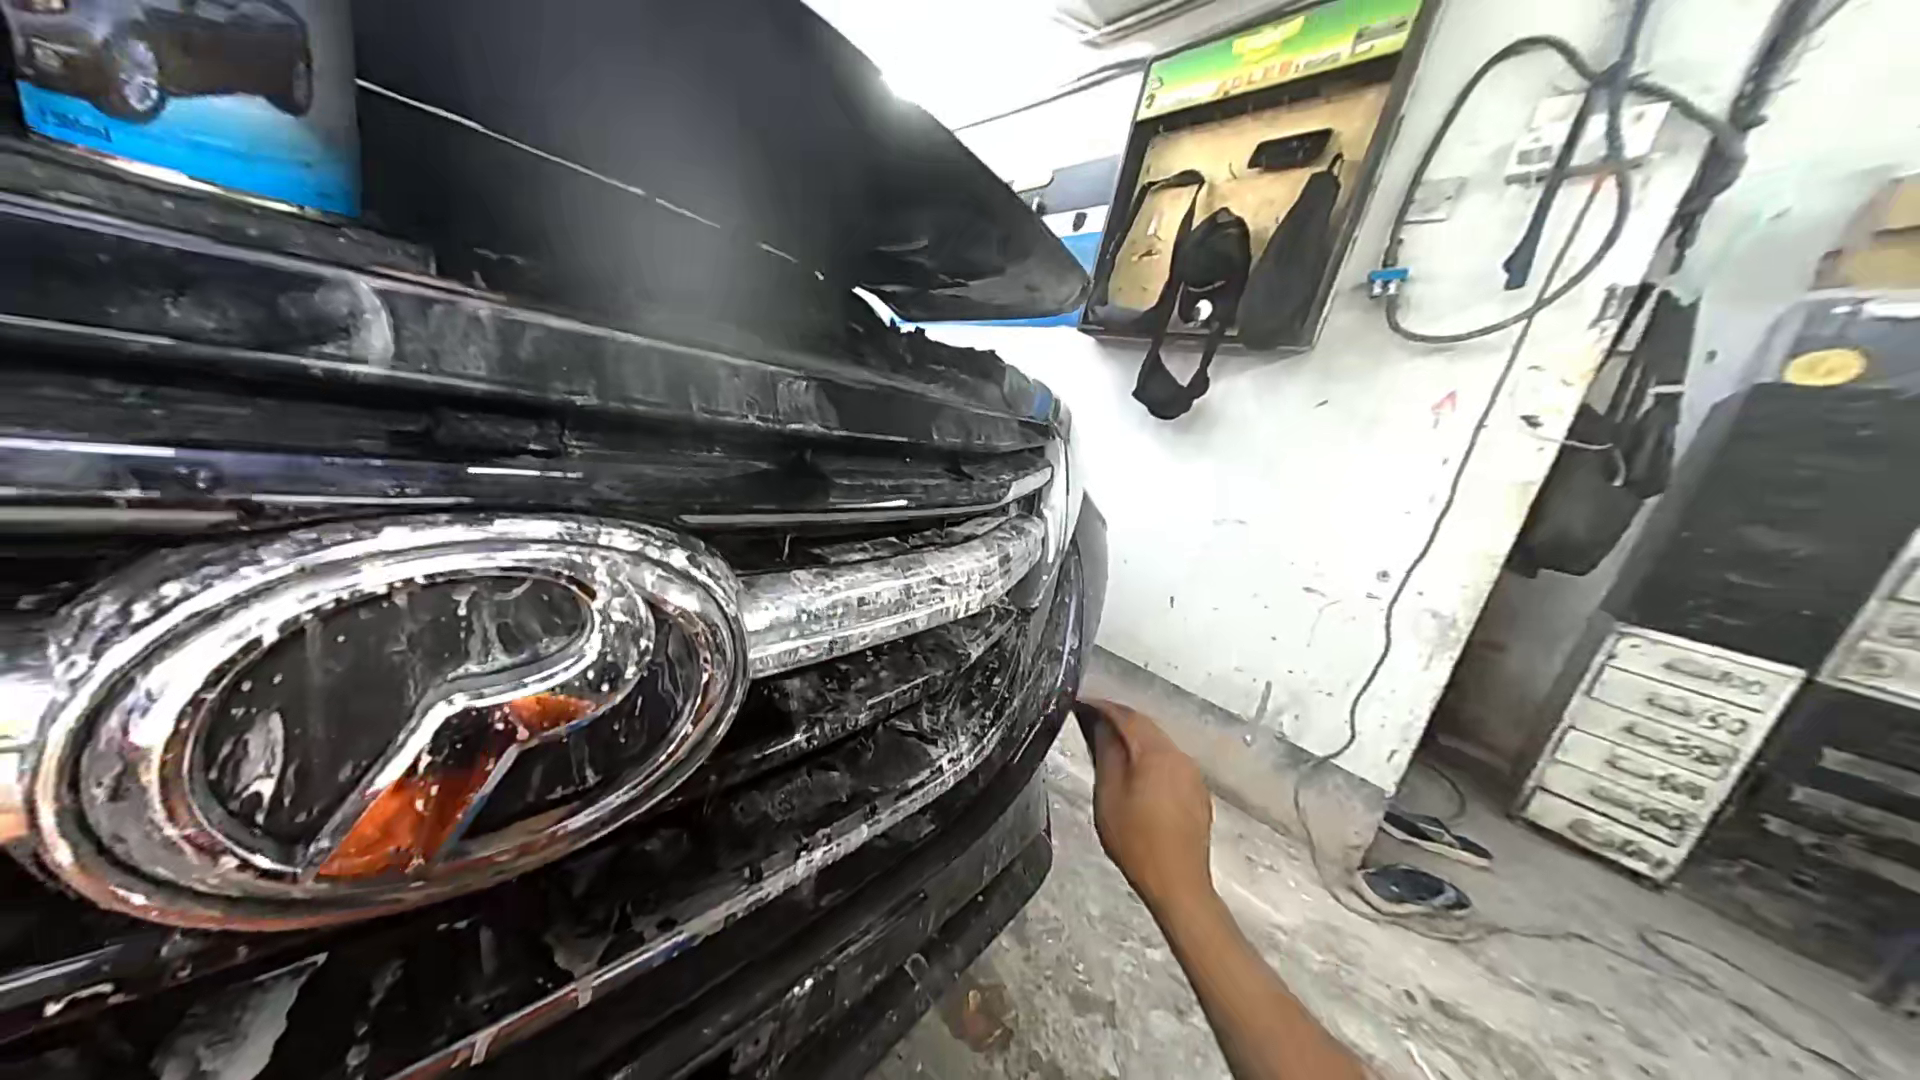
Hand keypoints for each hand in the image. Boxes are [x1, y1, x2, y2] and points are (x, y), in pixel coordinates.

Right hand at [1078, 698, 1214, 914]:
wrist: (1178, 884)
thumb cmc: (1136, 840)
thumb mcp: (1108, 795)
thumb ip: (1106, 753)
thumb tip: (1102, 725)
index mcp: (1157, 753)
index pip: (1127, 716)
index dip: (1103, 707)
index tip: (1084, 704)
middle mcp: (1180, 757)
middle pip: (1147, 727)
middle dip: (1120, 721)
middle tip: (1093, 721)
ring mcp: (1192, 776)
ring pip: (1160, 745)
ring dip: (1136, 740)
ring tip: (1111, 746)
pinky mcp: (1197, 793)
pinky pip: (1171, 763)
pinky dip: (1151, 759)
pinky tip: (1137, 775)